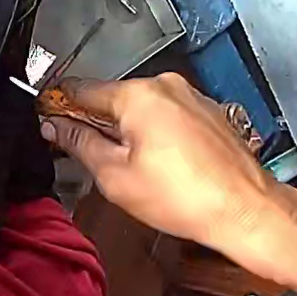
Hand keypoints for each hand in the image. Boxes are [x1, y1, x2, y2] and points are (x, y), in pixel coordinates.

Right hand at [40, 74, 296, 279]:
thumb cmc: (186, 197)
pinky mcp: (208, 111)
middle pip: (114, 98)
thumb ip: (80, 143)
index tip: (49, 115)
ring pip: (143, 106)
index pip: (82, 89)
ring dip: (130, 128)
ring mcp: (190, 96)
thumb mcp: (115, 176)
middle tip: (93, 155)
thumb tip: (57, 127)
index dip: (61, 104)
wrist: (246, 210)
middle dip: (99, 122)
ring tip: (135, 167)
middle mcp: (165, 85)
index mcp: (138, 95)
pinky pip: (169, 113)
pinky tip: (162, 163)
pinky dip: (157, 131)